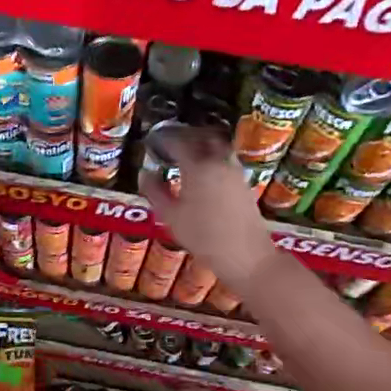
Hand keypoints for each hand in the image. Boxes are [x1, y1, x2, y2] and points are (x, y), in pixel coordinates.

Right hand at [139, 129, 280, 291]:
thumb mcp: (171, 217)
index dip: (164, 139)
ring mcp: (234, 171)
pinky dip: (214, 158)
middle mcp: (218, 162)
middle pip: (202, 137)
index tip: (154, 141)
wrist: (245, 254)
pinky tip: (205, 173)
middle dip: (186, 136)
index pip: (178, 142)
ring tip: (189, 155)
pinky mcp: (244, 182)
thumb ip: (155, 192)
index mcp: (197, 166)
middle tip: (172, 143)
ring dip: (203, 145)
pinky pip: (226, 159)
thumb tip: (145, 174)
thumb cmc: (203, 237)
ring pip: (218, 146)